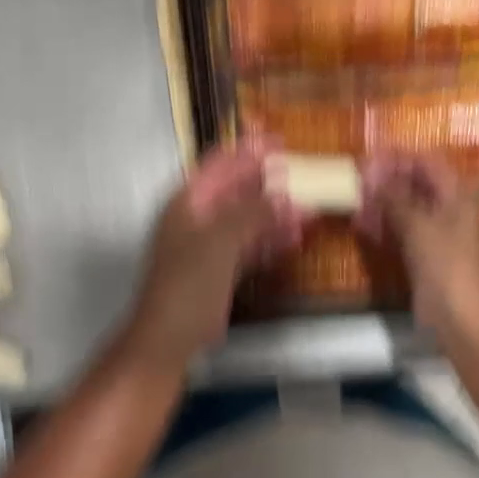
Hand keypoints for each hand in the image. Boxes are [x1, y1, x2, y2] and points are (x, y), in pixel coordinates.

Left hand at [120, 136, 301, 368]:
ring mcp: (208, 247)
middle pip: (236, 191)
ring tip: (309, 209)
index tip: (279, 140)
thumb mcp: (221, 242)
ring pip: (246, 221)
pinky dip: (270, 242)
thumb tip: (284, 193)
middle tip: (304, 174)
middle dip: (269, 184)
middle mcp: (197, 219)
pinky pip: (249, 248)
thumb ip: (252, 213)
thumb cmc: (188, 284)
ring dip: (276, 215)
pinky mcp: (220, 272)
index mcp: (188, 202)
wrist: (169, 337)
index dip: (248, 150)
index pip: (219, 164)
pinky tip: (294, 239)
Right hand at [359, 152, 478, 335]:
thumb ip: (394, 196)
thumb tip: (372, 173)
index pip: (427, 161)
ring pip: (406, 208)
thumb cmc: (444, 264)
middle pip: (416, 183)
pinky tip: (361, 225)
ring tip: (353, 201)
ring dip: (381, 203)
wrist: (457, 316)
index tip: (368, 157)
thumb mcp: (418, 225)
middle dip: (386, 180)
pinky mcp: (425, 255)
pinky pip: (403, 232)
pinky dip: (384, 226)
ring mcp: (437, 233)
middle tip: (355, 180)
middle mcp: (448, 208)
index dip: (398, 156)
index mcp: (456, 194)